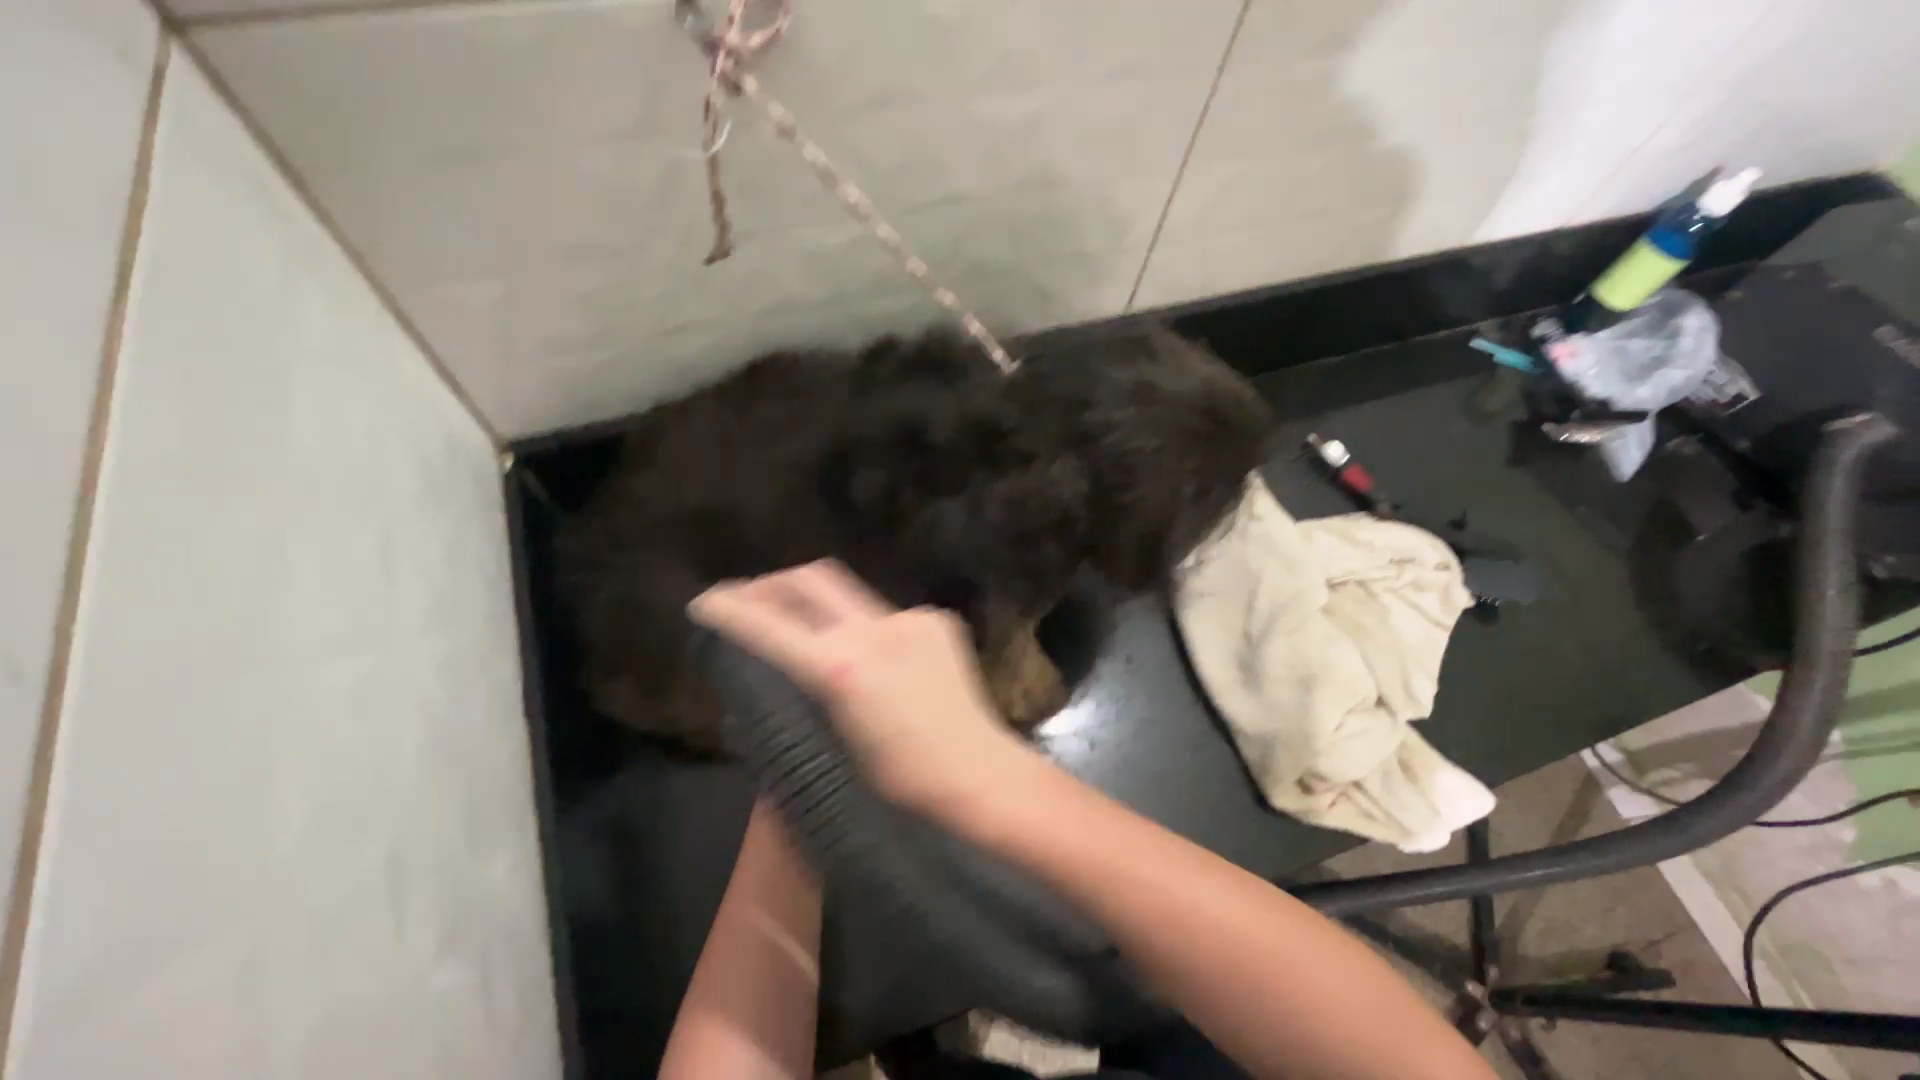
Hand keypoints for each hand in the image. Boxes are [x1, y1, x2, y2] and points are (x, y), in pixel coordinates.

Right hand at [687, 560, 1033, 815]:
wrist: (980, 778)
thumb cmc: (899, 790)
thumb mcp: (831, 755)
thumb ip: (797, 706)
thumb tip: (771, 682)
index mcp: (841, 671)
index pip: (768, 625)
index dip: (728, 610)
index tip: (702, 602)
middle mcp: (875, 632)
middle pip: (807, 580)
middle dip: (769, 584)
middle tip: (746, 598)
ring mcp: (911, 622)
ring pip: (848, 594)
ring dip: (816, 605)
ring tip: (800, 628)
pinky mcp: (936, 623)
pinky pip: (885, 615)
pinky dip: (862, 628)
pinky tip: (868, 657)